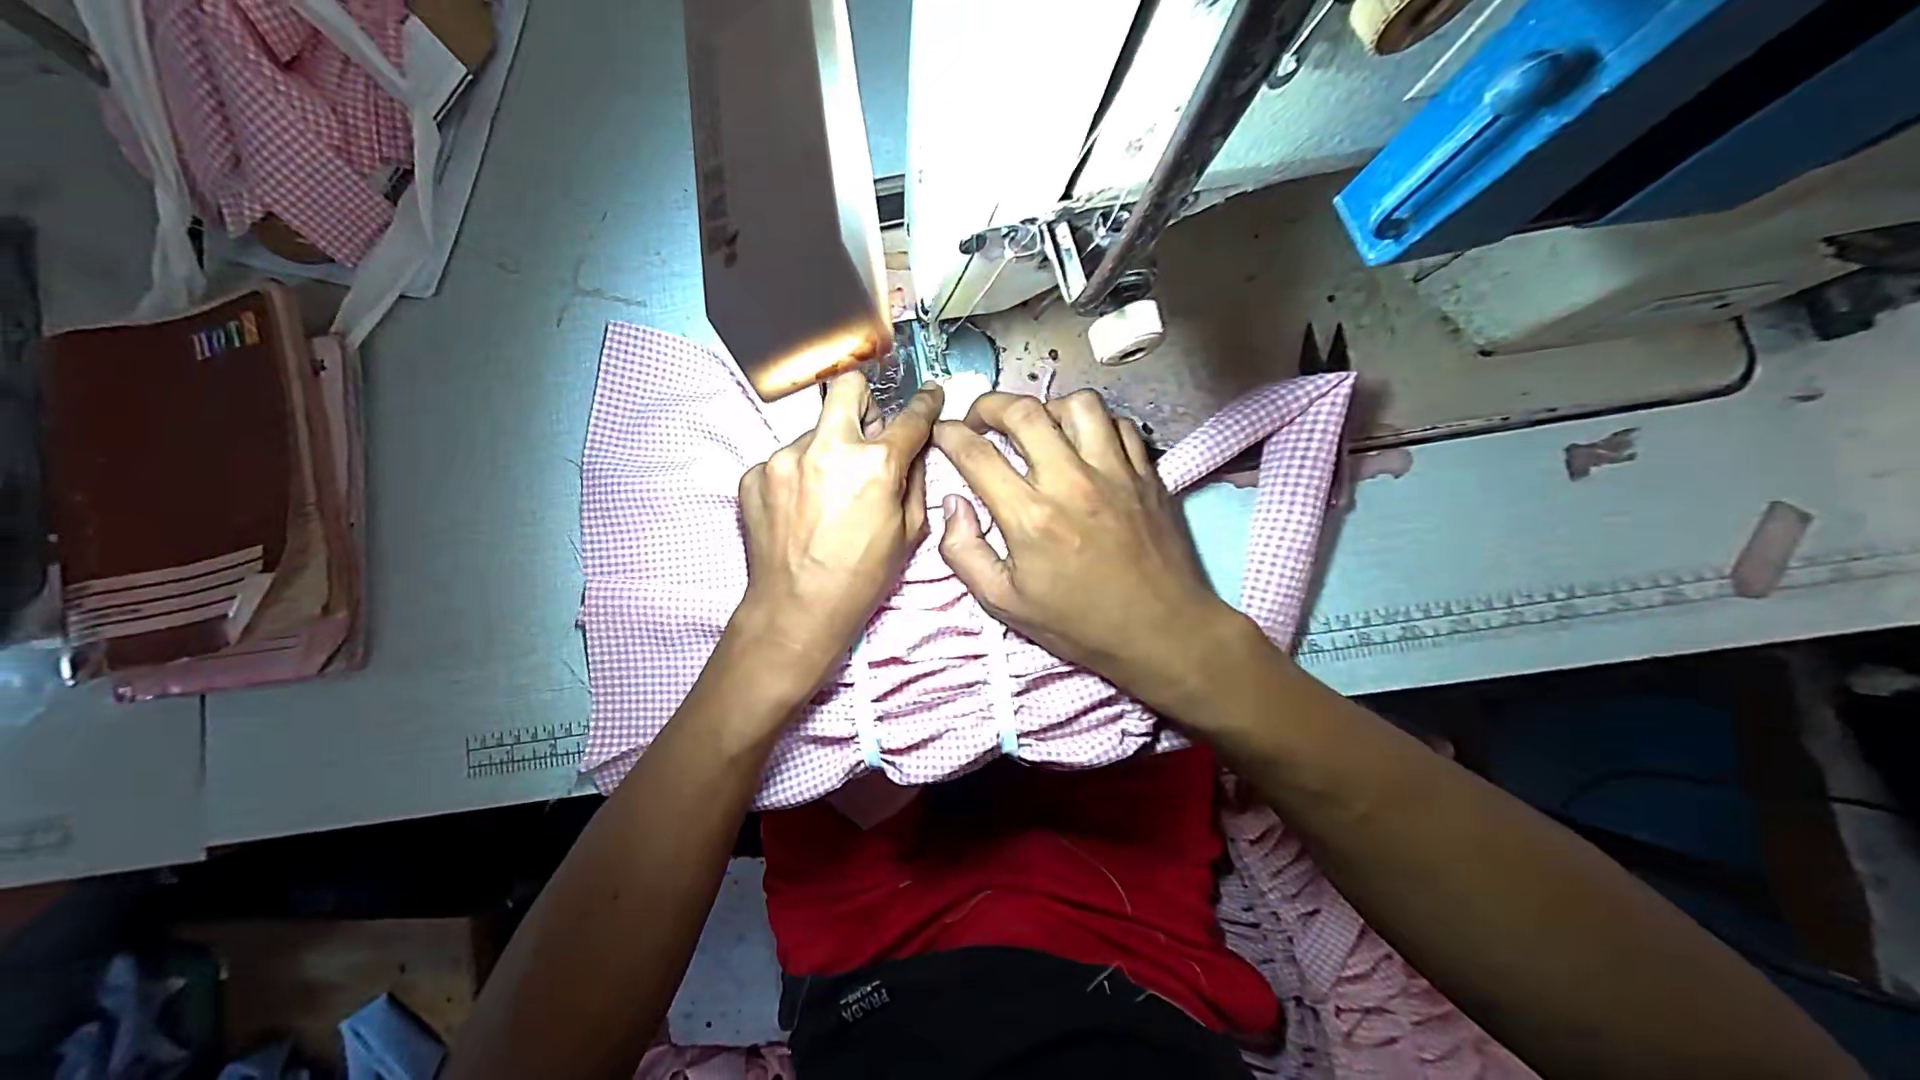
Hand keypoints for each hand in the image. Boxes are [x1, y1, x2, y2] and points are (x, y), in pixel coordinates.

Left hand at [733, 372, 942, 701]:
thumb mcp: (909, 533)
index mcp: (875, 464)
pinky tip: (802, 510)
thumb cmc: (859, 579)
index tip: (927, 396)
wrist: (796, 611)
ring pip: (814, 430)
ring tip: (828, 496)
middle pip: (848, 387)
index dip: (925, 403)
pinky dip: (798, 475)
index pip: (910, 416)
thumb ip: (915, 479)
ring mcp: (783, 459)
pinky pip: (785, 459)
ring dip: (828, 449)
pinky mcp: (755, 475)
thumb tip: (914, 449)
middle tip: (868, 434)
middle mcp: (827, 449)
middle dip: (864, 402)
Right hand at [931, 390, 1257, 713]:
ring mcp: (1115, 472)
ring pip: (1078, 404)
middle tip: (980, 419)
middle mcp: (1071, 482)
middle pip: (1024, 412)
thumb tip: (953, 504)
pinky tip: (1084, 443)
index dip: (949, 435)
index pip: (977, 454)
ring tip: (1037, 426)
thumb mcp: (1004, 603)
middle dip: (989, 405)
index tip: (943, 433)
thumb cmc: (1078, 624)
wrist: (1161, 633)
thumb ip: (964, 552)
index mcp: (1030, 516)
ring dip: (1047, 407)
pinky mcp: (1147, 473)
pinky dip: (1094, 423)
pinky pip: (1119, 424)